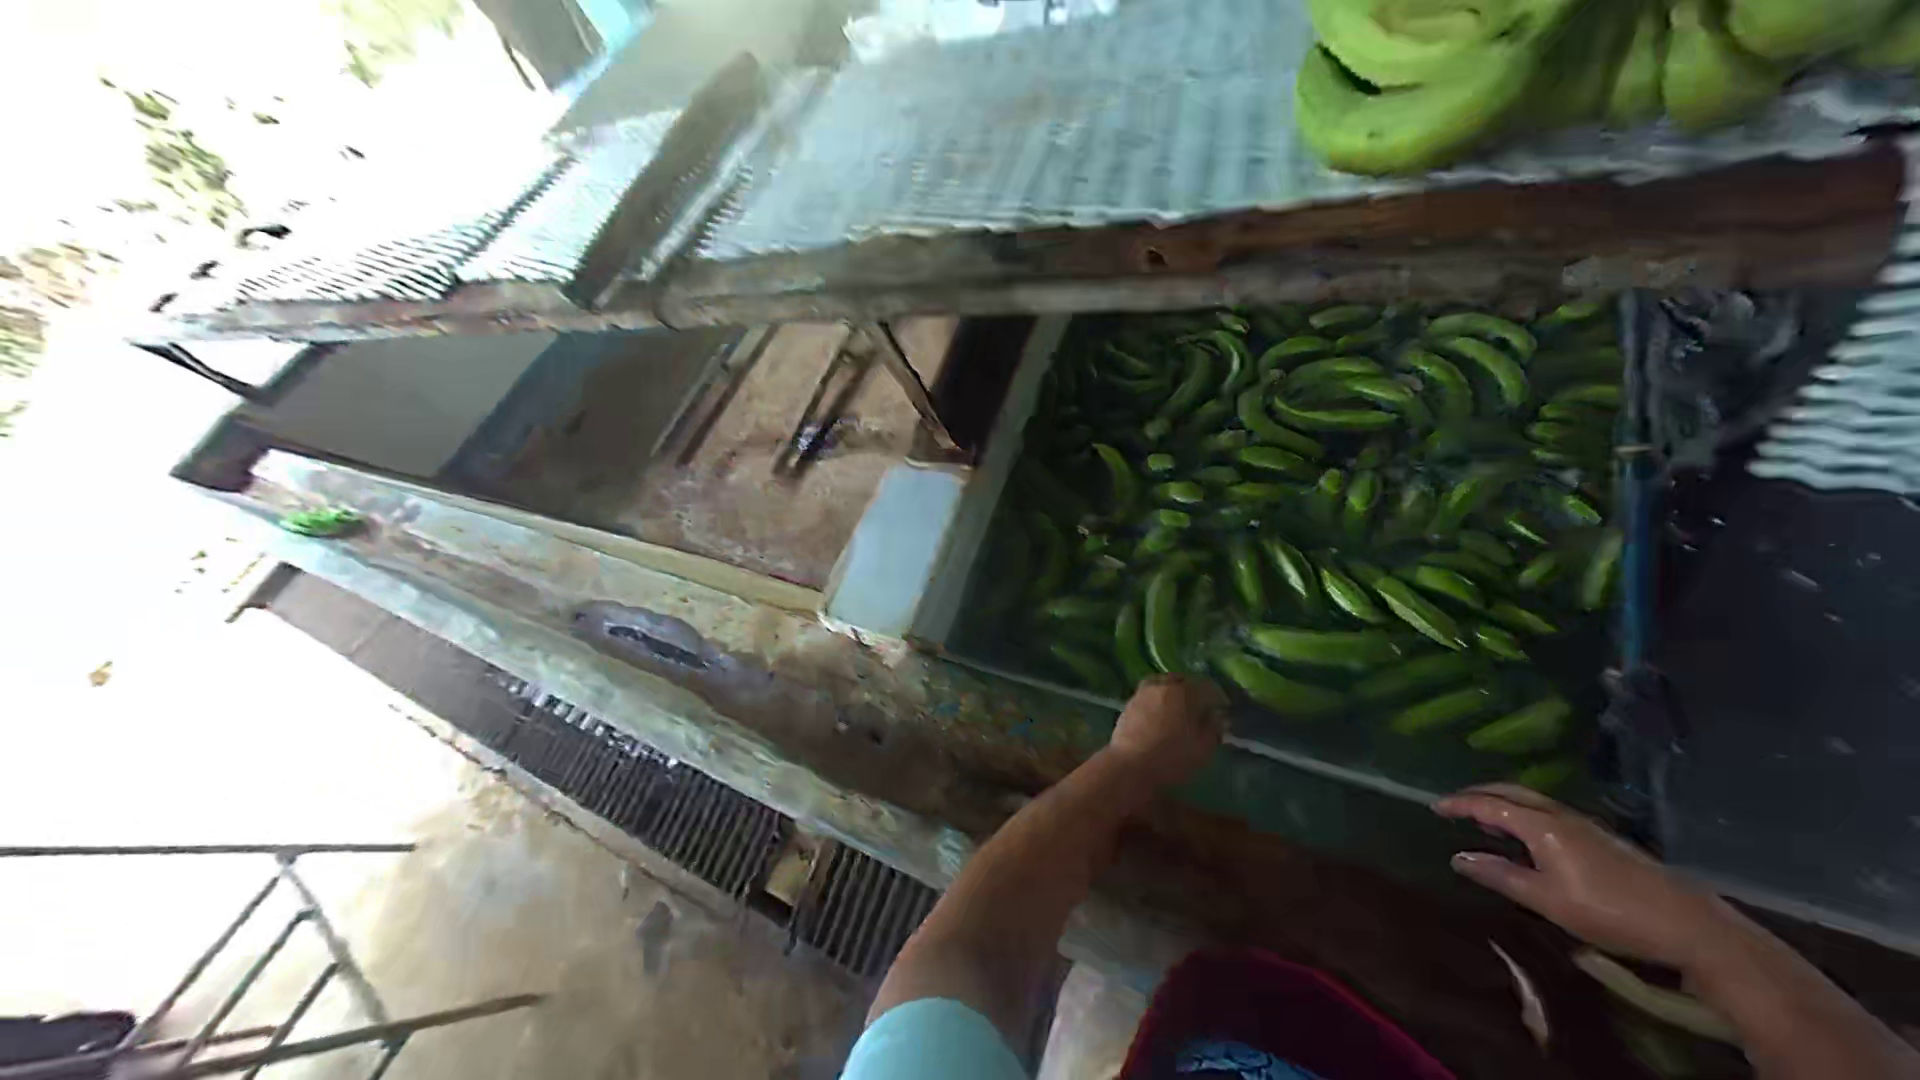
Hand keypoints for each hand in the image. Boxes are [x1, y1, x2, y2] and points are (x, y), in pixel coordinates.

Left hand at [1104, 675, 1226, 787]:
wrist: (1131, 766)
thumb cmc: (1172, 758)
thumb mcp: (1204, 749)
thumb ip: (1213, 729)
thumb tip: (1215, 717)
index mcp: (1184, 692)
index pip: (1206, 686)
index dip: (1216, 696)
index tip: (1221, 709)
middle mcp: (1162, 686)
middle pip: (1181, 681)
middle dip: (1192, 691)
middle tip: (1199, 707)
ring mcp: (1142, 693)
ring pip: (1162, 685)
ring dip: (1172, 693)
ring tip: (1178, 710)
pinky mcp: (1129, 704)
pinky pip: (1148, 695)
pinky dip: (1157, 701)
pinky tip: (1160, 716)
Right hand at [1434, 784, 1732, 968]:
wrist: (1693, 928)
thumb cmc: (1610, 912)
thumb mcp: (1547, 900)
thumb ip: (1500, 876)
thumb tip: (1457, 857)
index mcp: (1542, 826)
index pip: (1489, 804)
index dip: (1459, 804)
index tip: (1435, 806)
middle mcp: (1561, 816)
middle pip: (1511, 792)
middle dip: (1479, 793)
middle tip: (1456, 803)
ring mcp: (1586, 826)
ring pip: (1533, 800)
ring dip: (1504, 802)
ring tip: (1486, 818)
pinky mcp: (1602, 839)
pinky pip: (1549, 812)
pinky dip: (1525, 812)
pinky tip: (1528, 834)